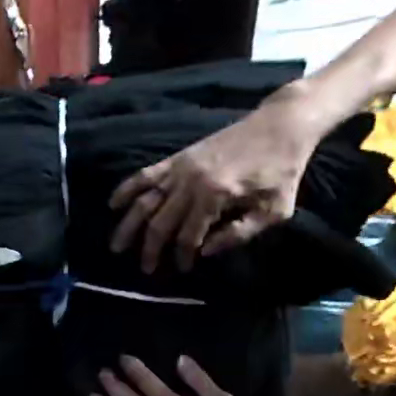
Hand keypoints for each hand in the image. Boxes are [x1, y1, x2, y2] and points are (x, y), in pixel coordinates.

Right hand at [108, 82, 336, 272]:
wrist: (280, 126)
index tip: (182, 269)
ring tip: (117, 246)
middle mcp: (192, 183)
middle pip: (160, 223)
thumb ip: (239, 233)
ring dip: (129, 226)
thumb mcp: (274, 211)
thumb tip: (205, 252)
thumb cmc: (281, 172)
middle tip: (146, 269)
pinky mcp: (177, 158)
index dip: (182, 256)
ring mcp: (181, 169)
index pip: (189, 236)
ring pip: (146, 202)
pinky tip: (113, 204)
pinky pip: (145, 175)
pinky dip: (126, 189)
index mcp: (217, 197)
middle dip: (150, 249)